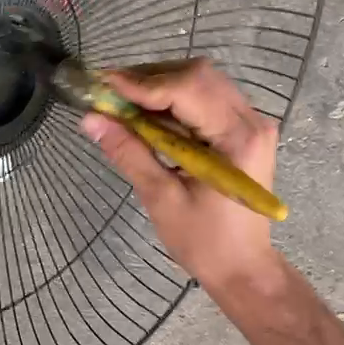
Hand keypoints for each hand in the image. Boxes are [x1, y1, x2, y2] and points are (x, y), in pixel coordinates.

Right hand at [81, 59, 284, 291]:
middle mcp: (252, 120)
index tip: (103, 84)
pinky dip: (176, 101)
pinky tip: (148, 115)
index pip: (188, 89)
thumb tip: (91, 120)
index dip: (143, 83)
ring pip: (203, 83)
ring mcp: (252, 124)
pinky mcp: (245, 132)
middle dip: (150, 79)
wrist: (243, 268)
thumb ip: (129, 153)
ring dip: (161, 87)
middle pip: (198, 76)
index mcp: (237, 138)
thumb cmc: (205, 243)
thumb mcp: (161, 198)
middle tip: (109, 92)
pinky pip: (208, 100)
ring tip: (123, 102)